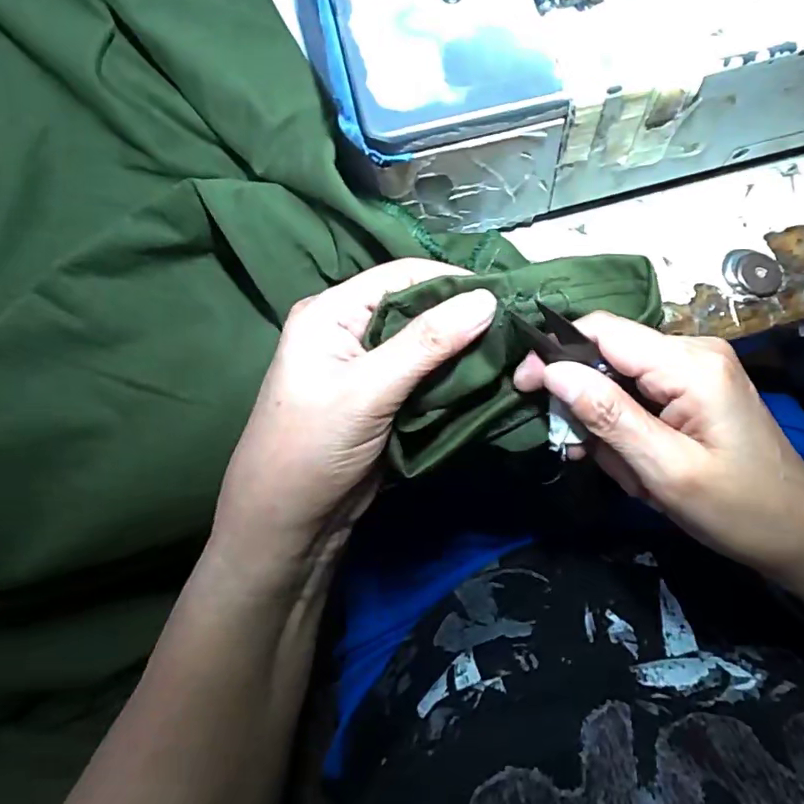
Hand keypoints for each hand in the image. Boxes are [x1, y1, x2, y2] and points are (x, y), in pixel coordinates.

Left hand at [212, 260, 496, 563]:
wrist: (288, 527)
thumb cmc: (311, 450)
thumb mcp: (368, 390)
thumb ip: (427, 342)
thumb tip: (488, 298)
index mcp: (331, 312)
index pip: (401, 275)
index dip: (453, 279)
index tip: (506, 291)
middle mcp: (349, 328)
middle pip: (417, 304)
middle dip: (463, 311)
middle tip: (515, 319)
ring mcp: (368, 363)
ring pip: (427, 339)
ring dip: (464, 343)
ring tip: (511, 343)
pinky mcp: (385, 394)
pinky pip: (428, 370)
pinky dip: (456, 370)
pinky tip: (488, 370)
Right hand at [513, 312, 803, 593]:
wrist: (799, 531)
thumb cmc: (739, 509)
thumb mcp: (666, 471)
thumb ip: (609, 416)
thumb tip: (552, 370)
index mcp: (691, 363)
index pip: (605, 331)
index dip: (556, 352)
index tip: (523, 388)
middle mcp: (694, 350)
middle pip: (610, 355)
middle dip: (591, 408)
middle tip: (588, 456)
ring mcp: (697, 366)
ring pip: (621, 379)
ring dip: (611, 428)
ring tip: (633, 475)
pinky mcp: (696, 386)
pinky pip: (642, 394)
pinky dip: (629, 430)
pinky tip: (642, 467)